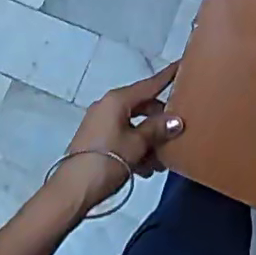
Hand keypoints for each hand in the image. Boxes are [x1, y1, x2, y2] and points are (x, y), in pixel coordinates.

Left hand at [50, 62, 184, 214]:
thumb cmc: (107, 161)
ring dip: (149, 140)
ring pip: (134, 124)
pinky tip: (146, 168)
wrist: (73, 190)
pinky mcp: (97, 139)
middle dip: (160, 121)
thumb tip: (176, 119)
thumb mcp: (137, 145)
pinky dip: (136, 147)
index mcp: (117, 100)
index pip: (148, 84)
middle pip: (142, 106)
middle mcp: (108, 105)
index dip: (167, 76)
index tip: (182, 64)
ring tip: (161, 161)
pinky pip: (124, 136)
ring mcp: (101, 122)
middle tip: (179, 133)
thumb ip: (157, 129)